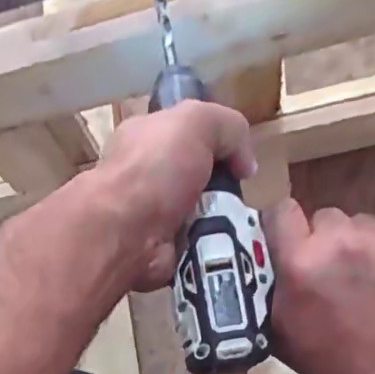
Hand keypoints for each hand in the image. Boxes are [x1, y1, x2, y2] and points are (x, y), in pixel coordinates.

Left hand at [96, 100, 257, 290]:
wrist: (127, 232)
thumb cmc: (155, 169)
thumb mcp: (196, 122)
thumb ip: (228, 126)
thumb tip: (247, 165)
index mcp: (147, 138)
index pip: (186, 135)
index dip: (216, 143)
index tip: (238, 160)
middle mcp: (148, 176)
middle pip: (201, 179)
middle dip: (225, 187)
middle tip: (241, 195)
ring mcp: (155, 217)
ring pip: (206, 215)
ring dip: (225, 220)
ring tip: (240, 223)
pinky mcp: (165, 250)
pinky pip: (201, 245)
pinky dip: (217, 245)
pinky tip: (228, 243)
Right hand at [266, 199, 374, 373]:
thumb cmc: (331, 359)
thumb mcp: (280, 329)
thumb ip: (269, 285)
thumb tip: (263, 258)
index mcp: (300, 260)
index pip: (281, 211)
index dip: (284, 227)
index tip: (291, 242)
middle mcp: (339, 238)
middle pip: (324, 218)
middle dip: (324, 240)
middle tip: (332, 271)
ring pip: (360, 224)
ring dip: (358, 244)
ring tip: (365, 278)